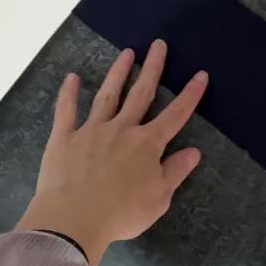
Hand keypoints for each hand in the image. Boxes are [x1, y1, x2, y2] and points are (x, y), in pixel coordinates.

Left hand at [15, 39, 207, 265]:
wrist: (73, 220)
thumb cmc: (120, 213)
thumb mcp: (158, 199)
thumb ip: (175, 172)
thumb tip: (194, 151)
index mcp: (147, 144)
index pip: (175, 115)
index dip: (190, 94)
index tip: (200, 74)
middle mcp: (122, 129)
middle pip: (141, 93)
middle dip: (153, 68)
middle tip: (158, 44)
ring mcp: (92, 130)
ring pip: (108, 95)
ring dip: (119, 72)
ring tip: (127, 52)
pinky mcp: (64, 138)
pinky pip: (67, 111)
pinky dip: (69, 93)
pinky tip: (72, 77)